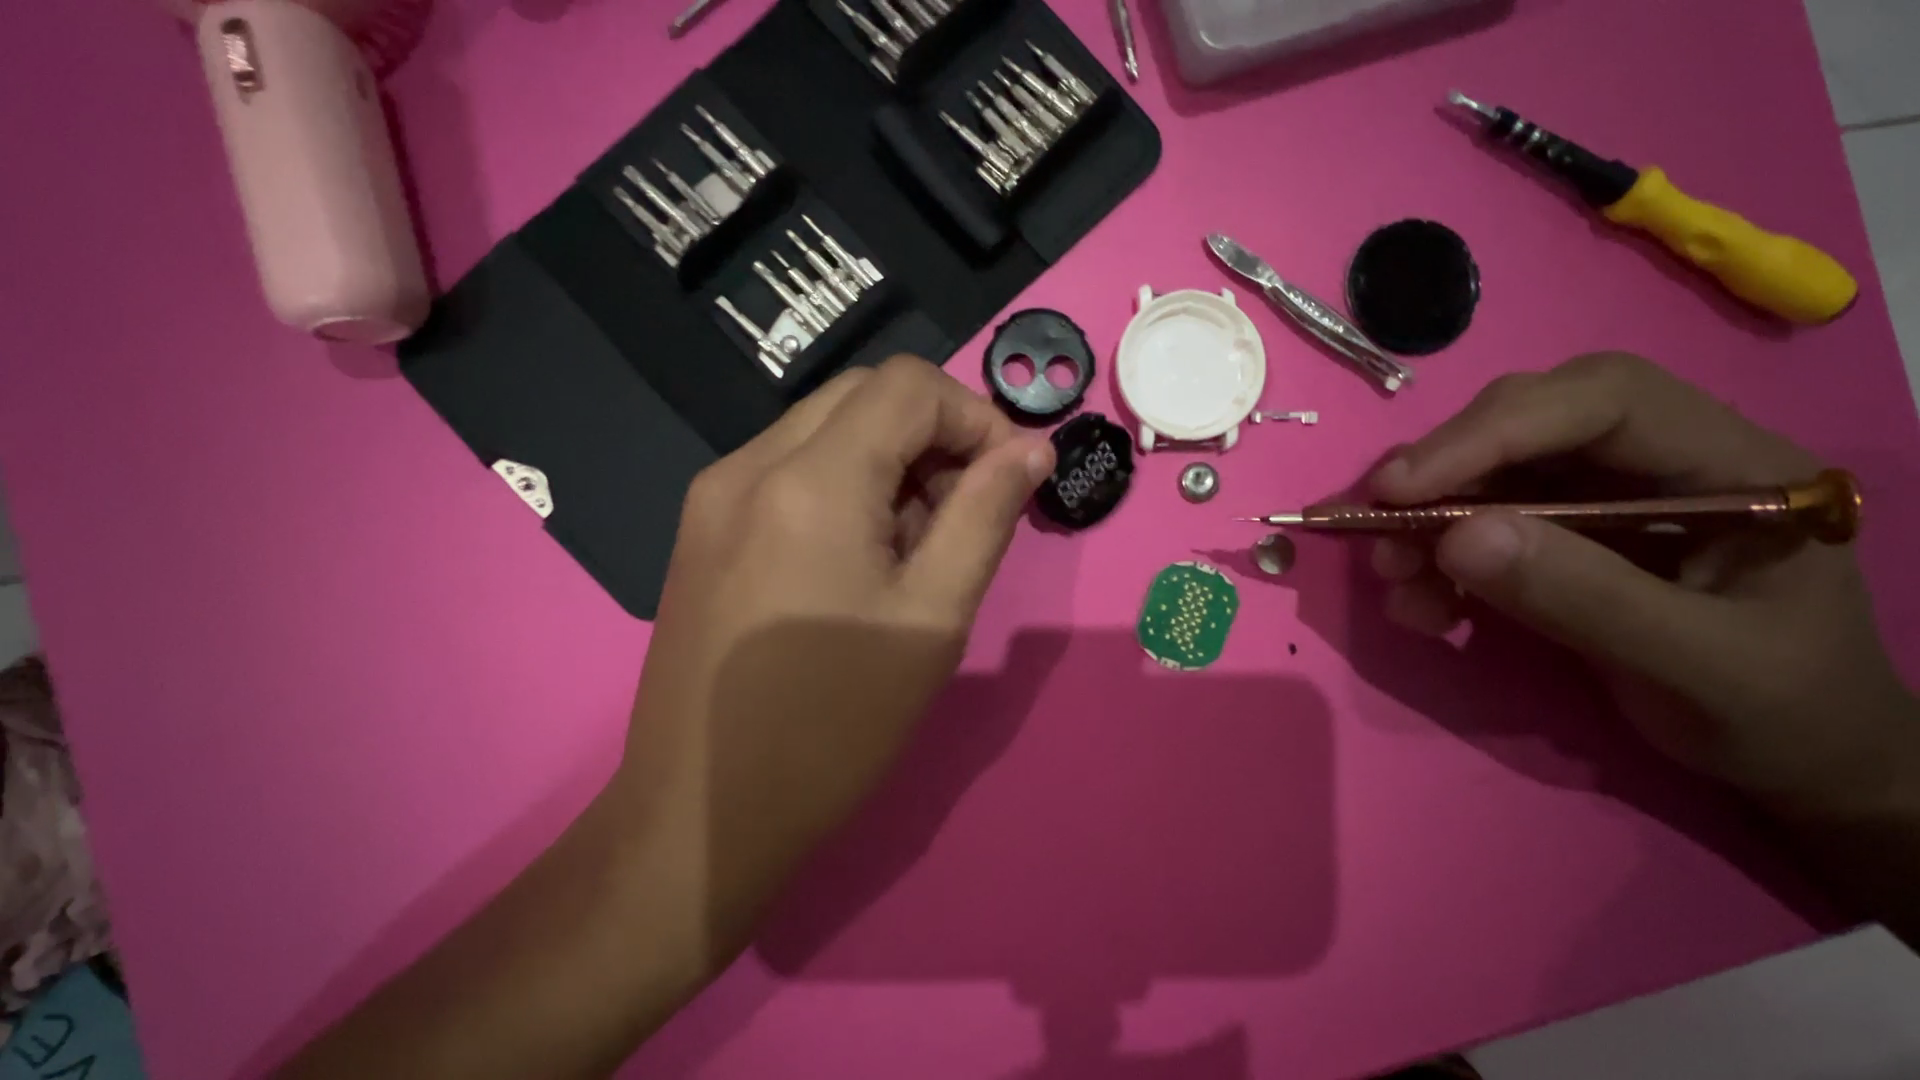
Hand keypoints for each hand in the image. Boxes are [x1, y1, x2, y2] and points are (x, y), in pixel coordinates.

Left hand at [620, 355, 1052, 960]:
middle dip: (933, 435)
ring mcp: (713, 496)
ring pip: (824, 431)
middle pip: (864, 396)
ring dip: (888, 462)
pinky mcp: (700, 531)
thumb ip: (986, 516)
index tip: (1008, 483)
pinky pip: (787, 472)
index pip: (910, 385)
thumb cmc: (834, 725)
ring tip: (914, 549)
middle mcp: (749, 464)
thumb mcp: (933, 618)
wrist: (703, 813)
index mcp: (810, 480)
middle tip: (964, 516)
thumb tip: (1031, 449)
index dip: (977, 416)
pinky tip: (857, 561)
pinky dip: (842, 487)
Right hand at [1367, 353, 1919, 815]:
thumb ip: (1587, 599)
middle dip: (1449, 469)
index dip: (1497, 429)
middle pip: (1532, 420)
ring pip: (1494, 470)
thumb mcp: (1700, 668)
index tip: (1406, 487)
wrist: (1798, 760)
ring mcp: (1607, 495)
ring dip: (1427, 518)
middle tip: (1380, 524)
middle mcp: (1660, 459)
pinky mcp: (1566, 533)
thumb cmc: (1779, 714)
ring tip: (1393, 578)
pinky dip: (1437, 558)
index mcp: (1731, 463)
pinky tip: (1423, 606)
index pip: (1603, 401)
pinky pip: (1481, 520)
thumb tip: (1457, 537)